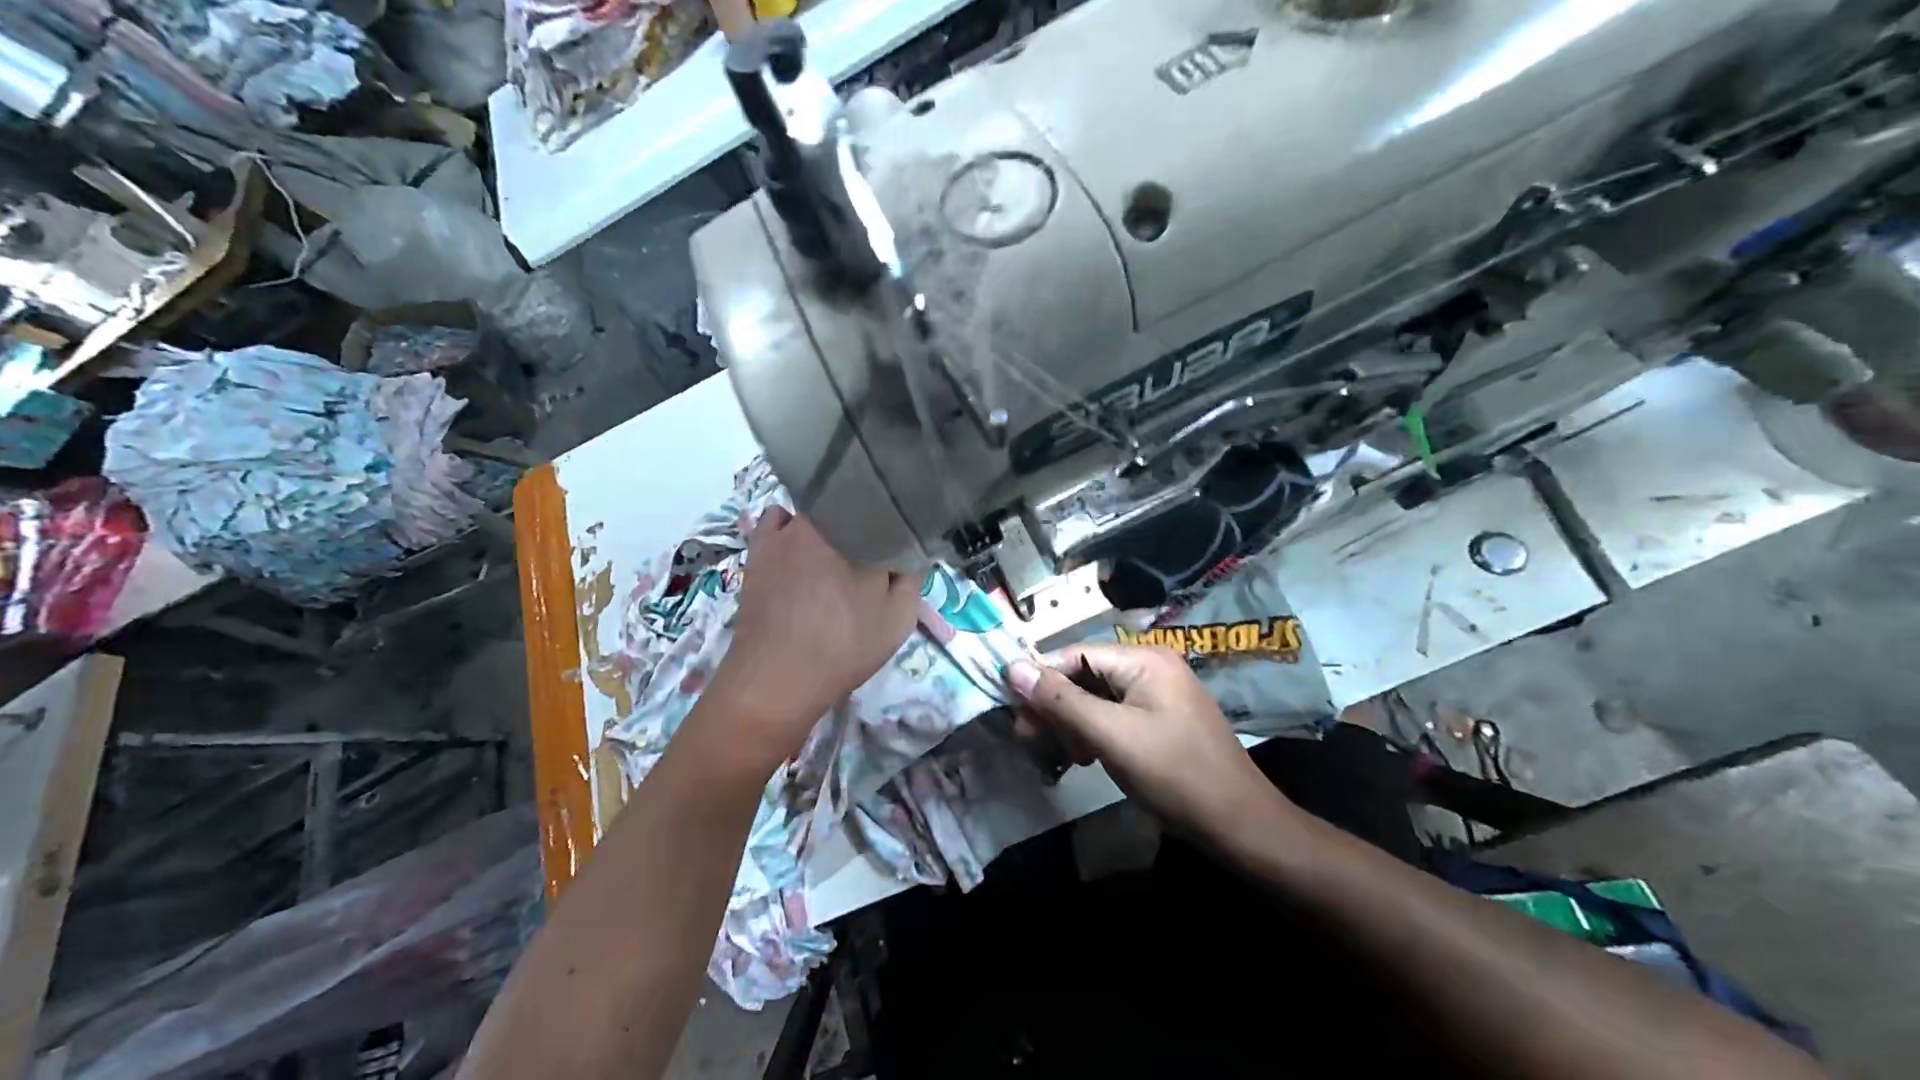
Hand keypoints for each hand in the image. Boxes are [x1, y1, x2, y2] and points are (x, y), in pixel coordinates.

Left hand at [707, 507, 921, 770]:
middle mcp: (820, 518)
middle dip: (863, 522)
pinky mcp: (758, 547)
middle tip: (870, 553)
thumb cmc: (844, 646)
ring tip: (834, 549)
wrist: (778, 677)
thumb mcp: (899, 616)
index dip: (896, 524)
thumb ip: (913, 574)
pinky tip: (798, 547)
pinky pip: (778, 520)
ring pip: (815, 511)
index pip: (885, 511)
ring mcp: (784, 530)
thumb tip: (913, 550)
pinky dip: (791, 526)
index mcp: (859, 529)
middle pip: (848, 507)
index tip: (901, 542)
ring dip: (827, 522)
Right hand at [1006, 645, 1297, 842]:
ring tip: (1070, 756)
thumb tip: (1012, 667)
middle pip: (1085, 676)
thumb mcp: (1111, 736)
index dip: (1040, 680)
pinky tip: (1088, 758)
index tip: (1014, 712)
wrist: (1241, 825)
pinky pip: (1115, 716)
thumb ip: (1061, 700)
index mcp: (1144, 659)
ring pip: (1097, 699)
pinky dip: (1095, 734)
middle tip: (1031, 739)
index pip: (1074, 655)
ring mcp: (1159, 694)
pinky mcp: (1162, 720)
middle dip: (1056, 706)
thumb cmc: (1175, 775)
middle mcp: (1152, 667)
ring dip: (1074, 724)